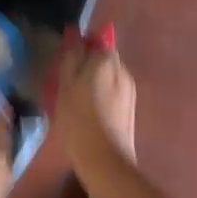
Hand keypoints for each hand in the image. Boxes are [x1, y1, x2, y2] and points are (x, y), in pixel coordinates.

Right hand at [53, 35, 136, 173]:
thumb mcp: (66, 86)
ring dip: (94, 81)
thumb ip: (71, 57)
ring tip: (75, 99)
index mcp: (108, 61)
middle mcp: (123, 72)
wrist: (105, 162)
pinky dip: (101, 96)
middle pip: (104, 59)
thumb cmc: (79, 120)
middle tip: (67, 81)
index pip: (98, 41)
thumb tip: (74, 35)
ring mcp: (130, 92)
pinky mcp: (130, 110)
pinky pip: (113, 93)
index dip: (82, 48)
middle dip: (88, 65)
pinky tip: (88, 113)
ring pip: (108, 77)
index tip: (66, 62)